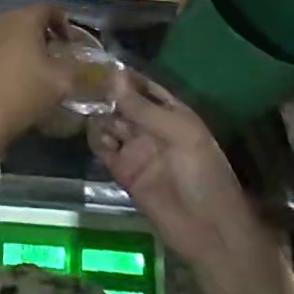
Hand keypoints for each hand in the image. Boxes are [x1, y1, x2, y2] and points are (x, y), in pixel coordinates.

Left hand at [0, 4, 77, 139]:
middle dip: (52, 33)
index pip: (50, 7)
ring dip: (37, 45)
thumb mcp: (61, 81)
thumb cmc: (25, 90)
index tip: (76, 43)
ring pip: (20, 32)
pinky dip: (23, 53)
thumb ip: (83, 71)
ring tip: (51, 67)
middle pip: (34, 18)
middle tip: (66, 54)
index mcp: (25, 19)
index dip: (66, 22)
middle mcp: (6, 21)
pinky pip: (9, 45)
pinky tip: (30, 76)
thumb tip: (101, 71)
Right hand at [90, 72, 293, 293]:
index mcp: (169, 112)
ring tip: (89, 110)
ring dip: (98, 114)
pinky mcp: (122, 170)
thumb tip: (113, 75)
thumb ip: (144, 107)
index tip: (97, 61)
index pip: (140, 85)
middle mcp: (148, 126)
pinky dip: (97, 139)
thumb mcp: (179, 134)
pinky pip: (102, 147)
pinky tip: (102, 139)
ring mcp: (135, 148)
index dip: (122, 74)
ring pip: (107, 121)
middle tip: (83, 84)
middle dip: (104, 92)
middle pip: (119, 101)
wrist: (210, 232)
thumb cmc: (203, 175)